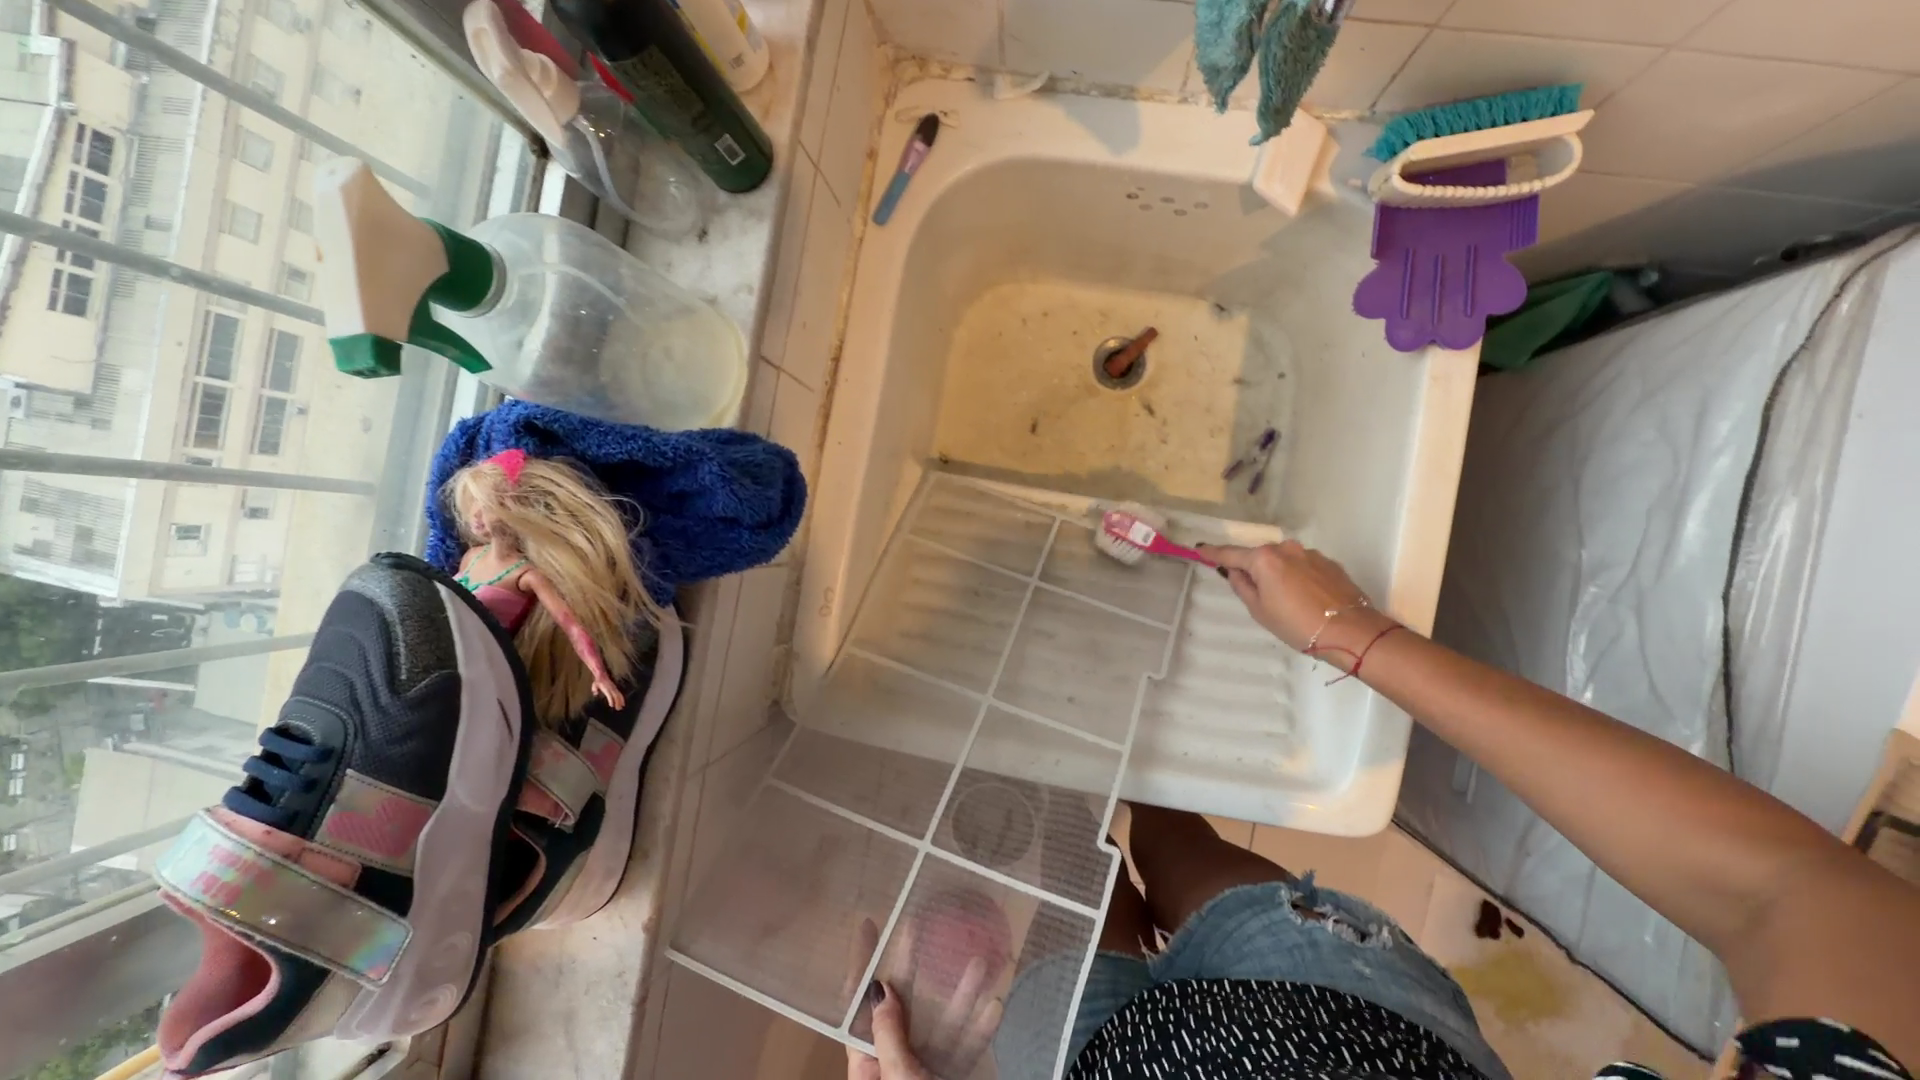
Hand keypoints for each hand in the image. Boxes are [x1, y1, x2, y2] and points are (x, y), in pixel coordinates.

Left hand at [591, 677, 624, 710]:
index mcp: (606, 688)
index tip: (612, 705)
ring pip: (619, 696)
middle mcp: (612, 689)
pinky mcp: (615, 688)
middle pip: (616, 696)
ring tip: (621, 707)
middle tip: (618, 709)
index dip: (611, 700)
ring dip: (621, 701)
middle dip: (618, 703)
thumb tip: (595, 693)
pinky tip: (623, 703)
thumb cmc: (598, 681)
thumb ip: (595, 689)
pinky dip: (622, 698)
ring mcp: (614, 688)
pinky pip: (620, 694)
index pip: (610, 695)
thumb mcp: (595, 685)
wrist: (602, 675)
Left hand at [844, 918, 1001, 1079]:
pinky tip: (994, 1007)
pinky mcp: (951, 1077)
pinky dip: (980, 1031)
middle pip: (904, 1004)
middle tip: (920, 925)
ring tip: (979, 965)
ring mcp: (924, 1068)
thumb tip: (880, 988)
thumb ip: (889, 1034)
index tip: (869, 926)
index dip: (863, 964)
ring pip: (942, 1024)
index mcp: (868, 1062)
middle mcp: (894, 1059)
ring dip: (961, 995)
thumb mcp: (896, 1076)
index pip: (859, 1004)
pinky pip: (965, 1050)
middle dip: (915, 966)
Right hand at [1199, 540, 1393, 658]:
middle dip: (1252, 567)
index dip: (1213, 553)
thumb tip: (1234, 571)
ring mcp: (1310, 554)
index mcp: (1264, 559)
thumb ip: (1242, 586)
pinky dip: (1297, 576)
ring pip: (1283, 560)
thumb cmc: (1297, 624)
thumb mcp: (1259, 610)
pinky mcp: (1329, 563)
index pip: (1231, 554)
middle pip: (1260, 555)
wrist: (1350, 631)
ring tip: (1284, 599)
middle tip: (1252, 591)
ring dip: (1277, 573)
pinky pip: (1303, 566)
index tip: (1200, 550)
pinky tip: (1303, 597)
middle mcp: (1286, 548)